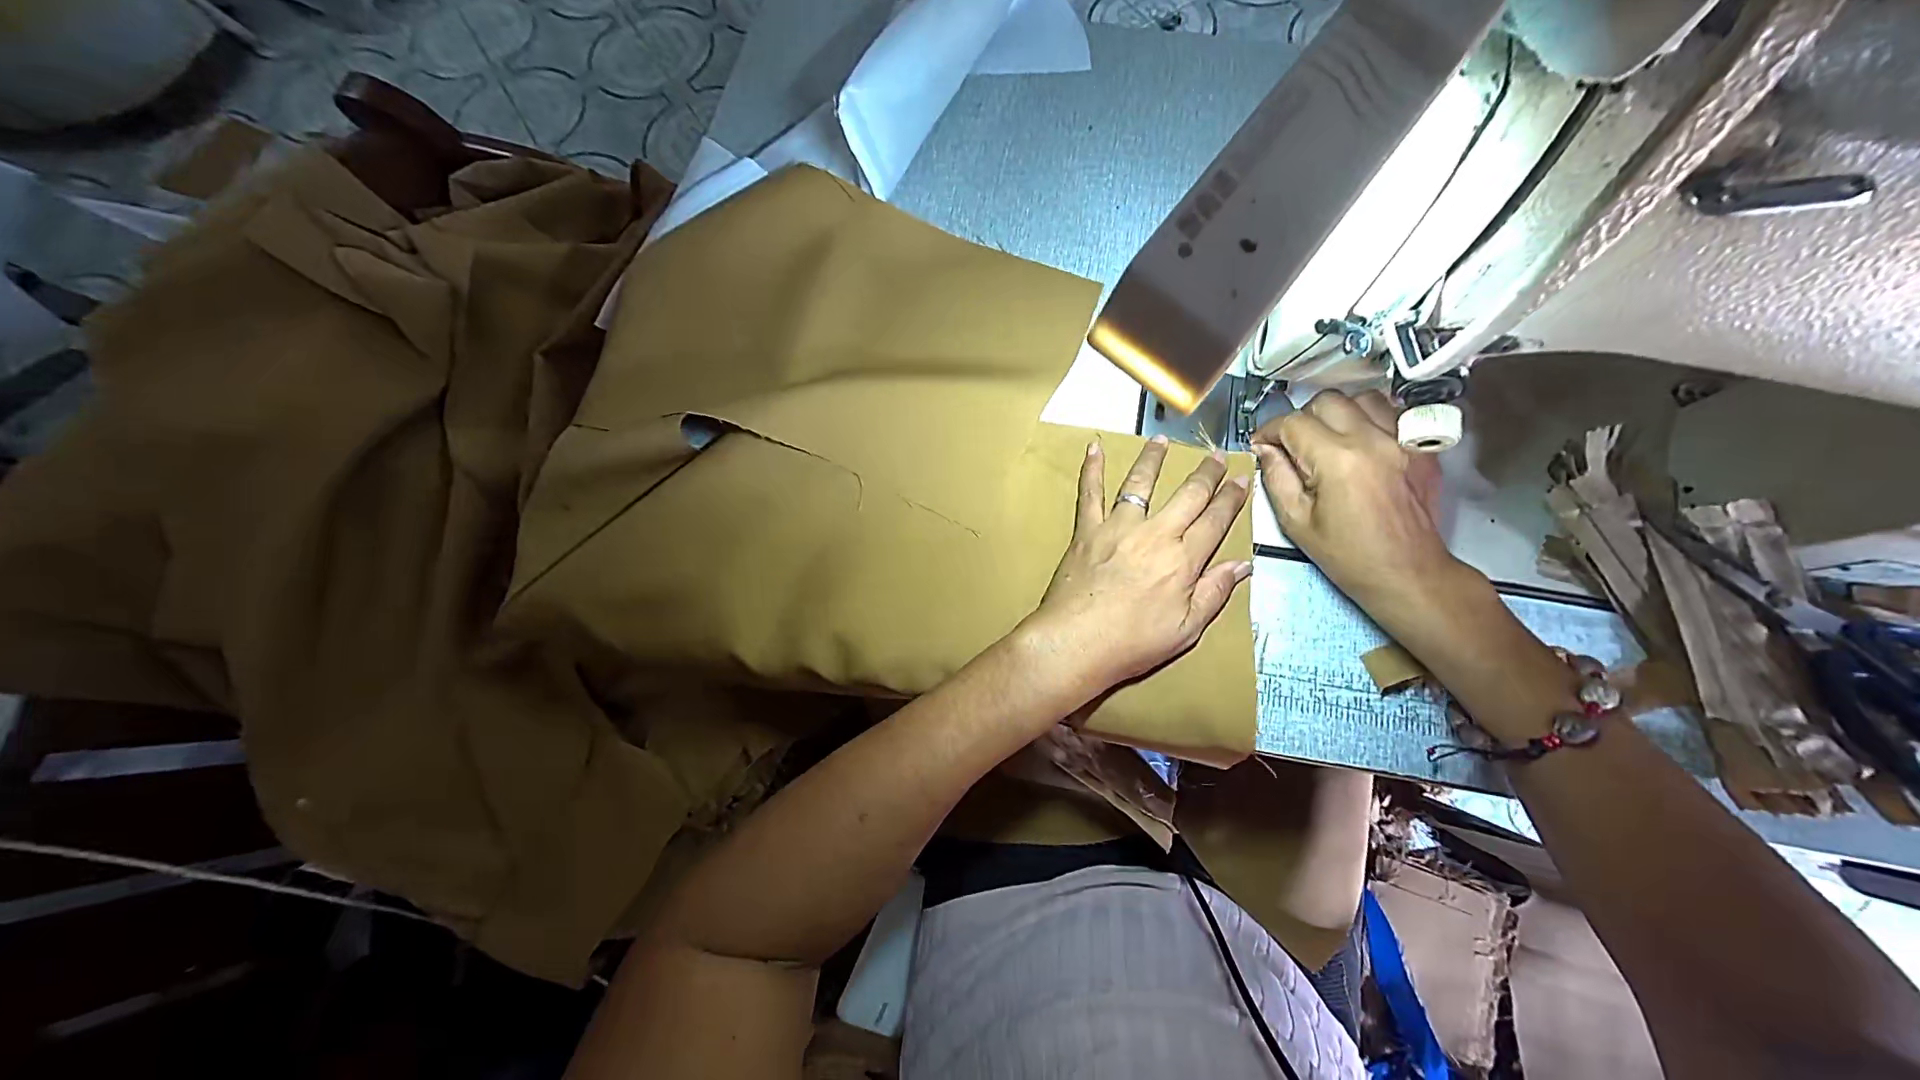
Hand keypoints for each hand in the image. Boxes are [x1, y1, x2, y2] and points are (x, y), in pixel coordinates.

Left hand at [1018, 435, 1252, 697]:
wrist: (1076, 641)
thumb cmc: (1132, 642)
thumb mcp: (1186, 629)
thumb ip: (1214, 593)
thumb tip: (1241, 565)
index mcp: (1183, 560)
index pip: (1215, 520)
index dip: (1232, 498)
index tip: (1242, 480)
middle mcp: (1154, 535)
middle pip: (1187, 495)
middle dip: (1205, 473)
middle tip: (1216, 455)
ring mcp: (1117, 528)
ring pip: (1140, 483)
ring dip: (1153, 459)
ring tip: (1162, 441)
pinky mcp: (1086, 531)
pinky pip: (1090, 493)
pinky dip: (1092, 469)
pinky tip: (1094, 448)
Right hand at [1251, 390, 1467, 630]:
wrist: (1408, 573)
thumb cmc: (1349, 556)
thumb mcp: (1296, 521)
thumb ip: (1276, 477)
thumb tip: (1265, 449)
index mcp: (1337, 460)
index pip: (1293, 423)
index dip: (1269, 432)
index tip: (1262, 445)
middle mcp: (1372, 440)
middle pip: (1326, 401)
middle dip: (1302, 419)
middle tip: (1294, 445)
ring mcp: (1402, 440)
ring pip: (1363, 398)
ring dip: (1339, 413)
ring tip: (1329, 438)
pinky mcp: (1421, 447)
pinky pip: (1393, 413)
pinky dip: (1371, 418)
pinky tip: (1360, 441)